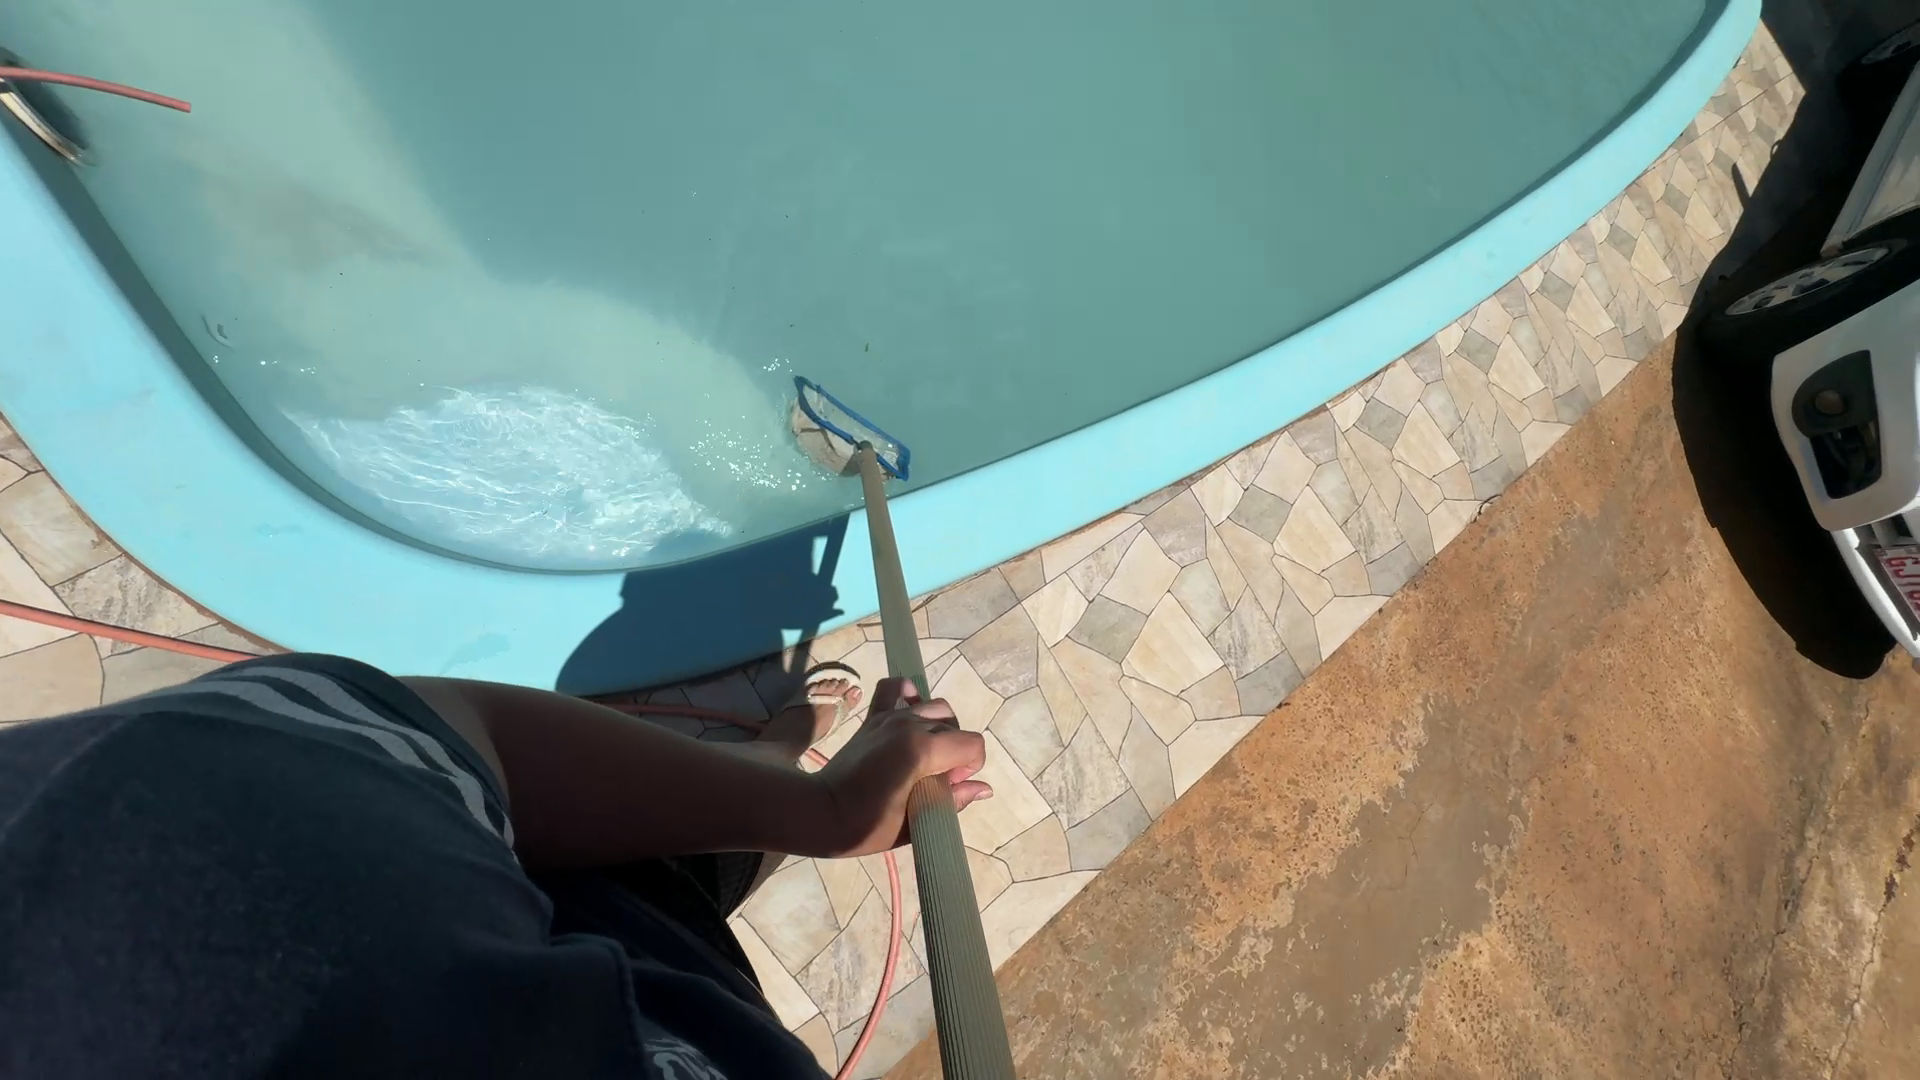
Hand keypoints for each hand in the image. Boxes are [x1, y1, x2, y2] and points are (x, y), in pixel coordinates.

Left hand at [809, 678, 992, 857]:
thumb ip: (954, 801)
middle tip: (933, 779)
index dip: (969, 766)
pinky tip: (908, 711)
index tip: (948, 786)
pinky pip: (894, 687)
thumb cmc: (867, 826)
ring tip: (923, 753)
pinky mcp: (873, 716)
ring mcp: (890, 716)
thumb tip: (984, 788)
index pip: (973, 744)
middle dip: (954, 751)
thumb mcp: (916, 823)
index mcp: (924, 750)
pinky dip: (906, 693)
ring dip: (937, 728)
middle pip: (954, 727)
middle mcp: (911, 724)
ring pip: (934, 707)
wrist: (820, 812)